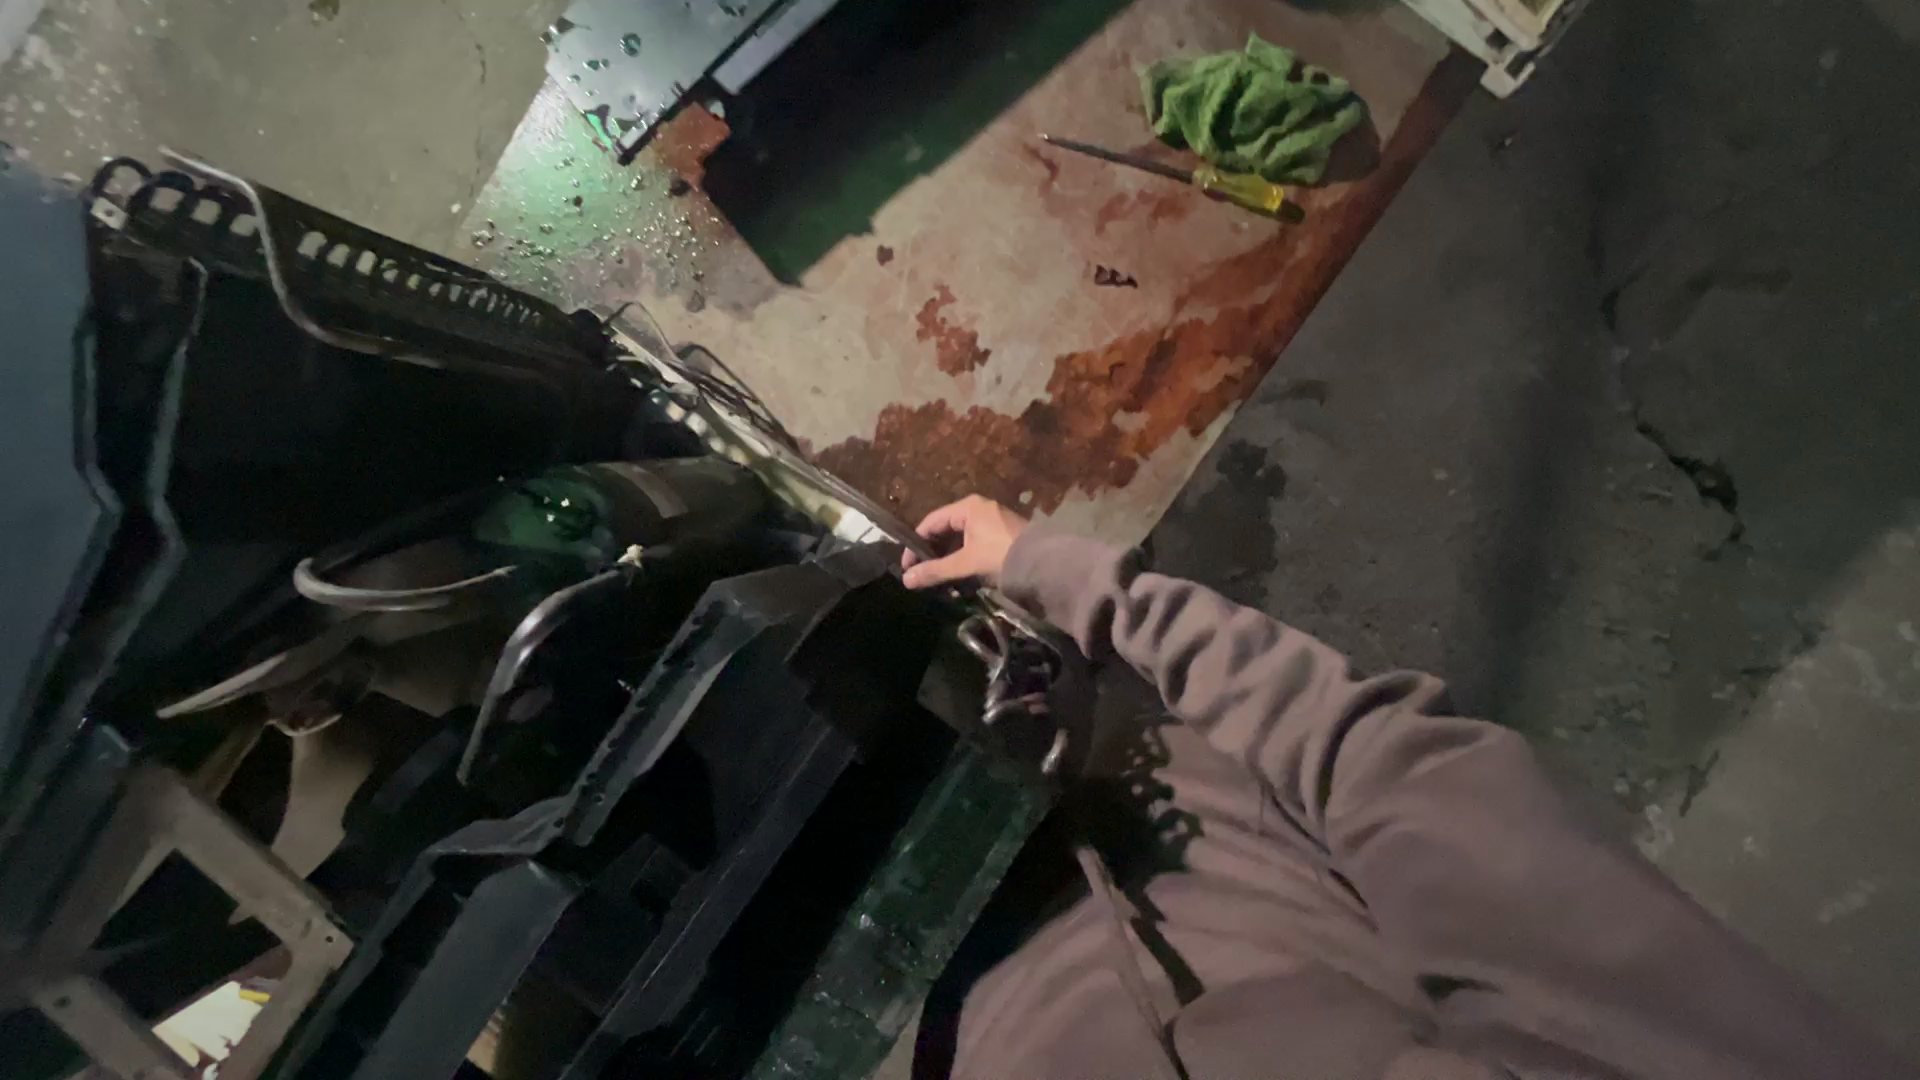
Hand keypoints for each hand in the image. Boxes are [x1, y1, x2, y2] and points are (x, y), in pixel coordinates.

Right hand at [900, 495, 1028, 589]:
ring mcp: (993, 522)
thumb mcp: (965, 563)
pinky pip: (975, 545)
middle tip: (923, 575)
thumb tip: (906, 580)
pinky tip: (961, 578)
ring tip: (941, 581)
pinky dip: (964, 560)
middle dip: (933, 554)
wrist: (1044, 564)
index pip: (931, 522)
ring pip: (961, 540)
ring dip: (949, 560)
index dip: (915, 544)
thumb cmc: (1000, 556)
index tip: (907, 566)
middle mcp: (979, 509)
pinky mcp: (1002, 536)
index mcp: (968, 508)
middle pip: (946, 531)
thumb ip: (935, 571)